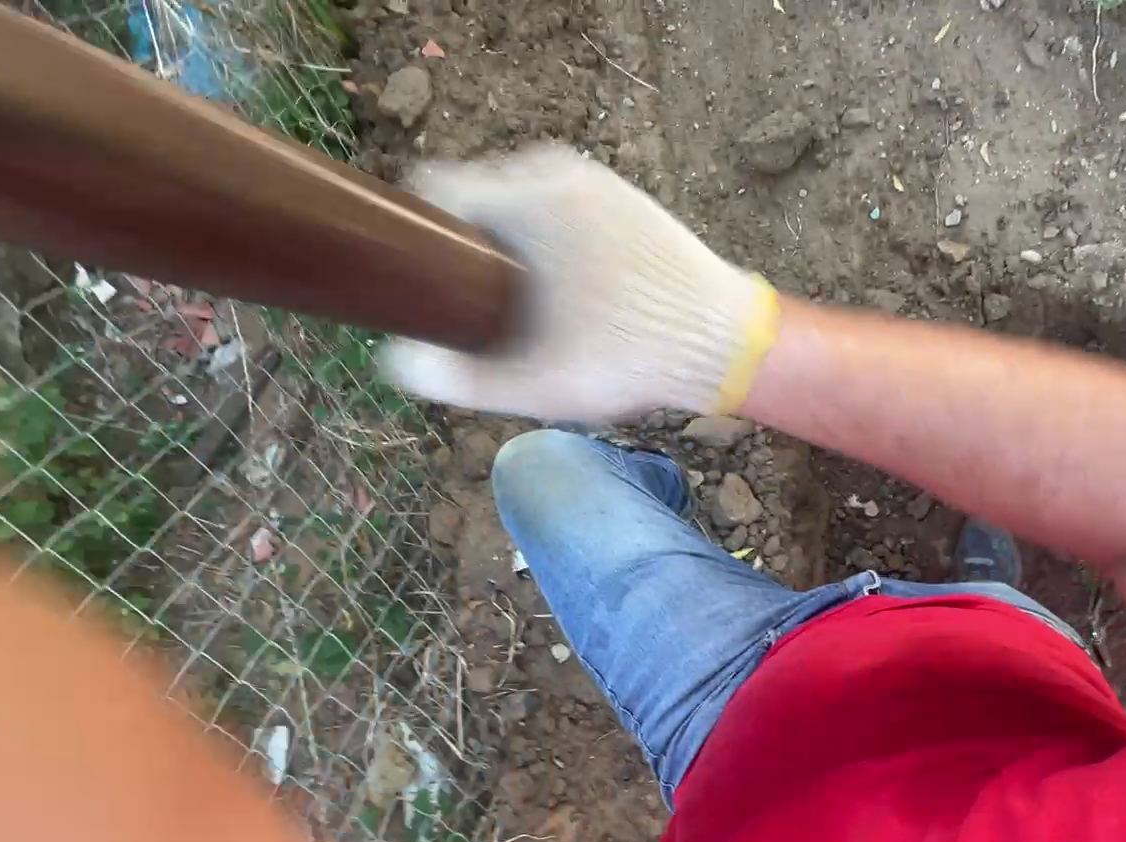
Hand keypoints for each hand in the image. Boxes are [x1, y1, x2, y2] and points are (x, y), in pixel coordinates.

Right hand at [385, 145, 779, 422]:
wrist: (725, 343)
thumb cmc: (630, 358)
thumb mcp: (539, 385)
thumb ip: (462, 380)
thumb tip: (399, 367)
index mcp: (525, 199)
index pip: (438, 191)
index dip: (430, 241)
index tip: (444, 289)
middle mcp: (560, 172)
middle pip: (484, 204)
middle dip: (481, 254)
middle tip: (502, 316)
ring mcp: (600, 182)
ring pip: (528, 210)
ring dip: (522, 253)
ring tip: (547, 310)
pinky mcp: (629, 201)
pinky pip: (569, 214)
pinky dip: (561, 246)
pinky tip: (582, 294)